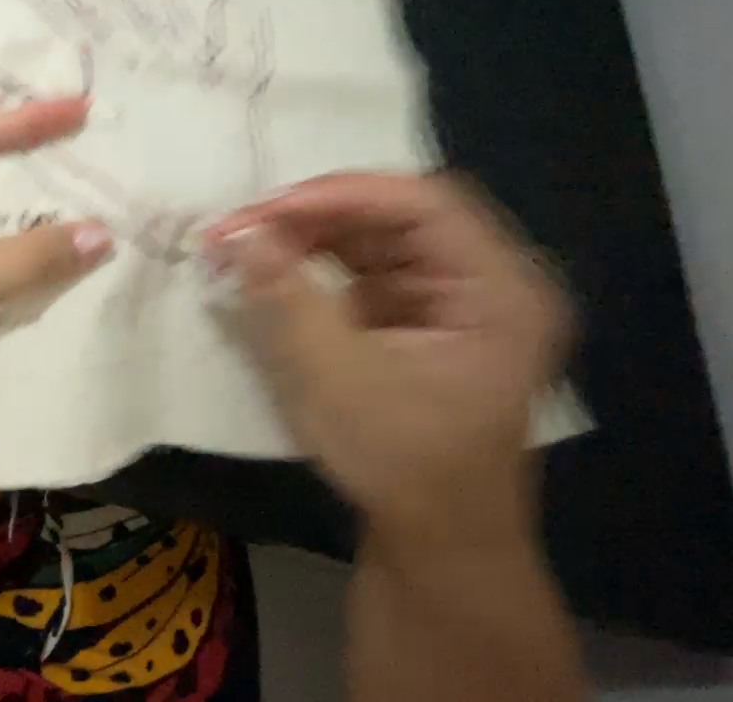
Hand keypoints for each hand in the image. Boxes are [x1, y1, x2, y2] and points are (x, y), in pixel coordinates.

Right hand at [203, 174, 571, 546]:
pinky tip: (267, 269)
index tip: (265, 212)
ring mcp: (447, 297)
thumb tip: (235, 231)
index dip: (340, 194)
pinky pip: (360, 266)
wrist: (436, 538)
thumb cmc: (401, 461)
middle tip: (239, 227)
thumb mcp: (336, 377)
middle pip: (393, 213)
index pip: (423, 204)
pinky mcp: (412, 314)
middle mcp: (481, 280)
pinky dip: (310, 262)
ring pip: (371, 234)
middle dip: (310, 214)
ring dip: (303, 234)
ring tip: (241, 245)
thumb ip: (286, 296)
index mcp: (496, 291)